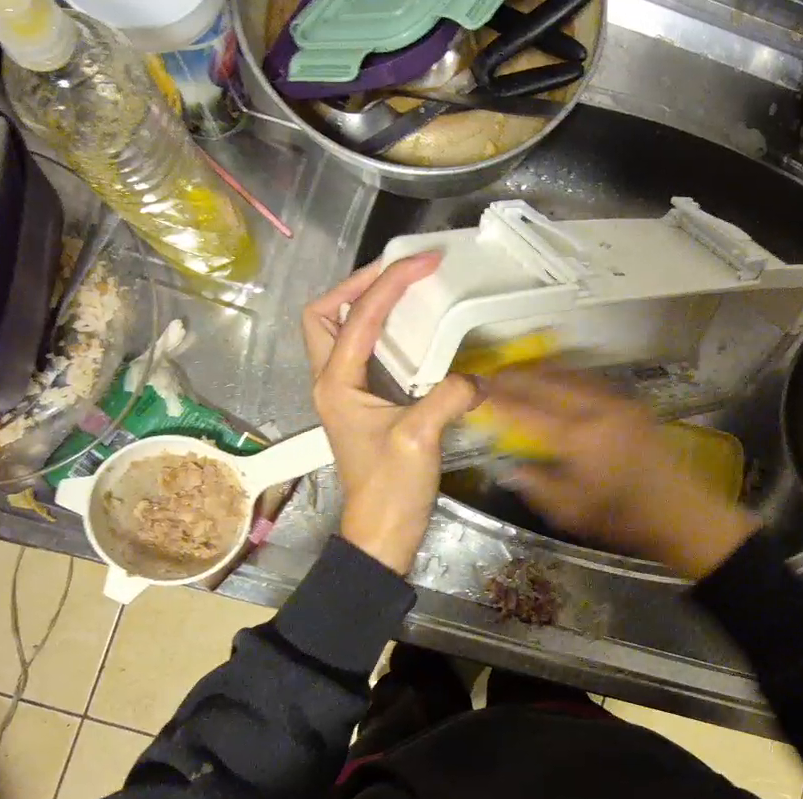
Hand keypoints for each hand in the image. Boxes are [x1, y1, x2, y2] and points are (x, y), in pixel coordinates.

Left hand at [305, 254, 478, 575]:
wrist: (382, 533)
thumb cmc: (392, 489)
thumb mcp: (421, 438)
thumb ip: (448, 396)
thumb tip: (477, 378)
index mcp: (336, 383)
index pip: (359, 315)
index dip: (391, 282)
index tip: (425, 261)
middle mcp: (331, 381)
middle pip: (324, 313)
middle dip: (357, 285)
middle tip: (397, 271)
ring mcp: (344, 394)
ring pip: (337, 332)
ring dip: (364, 304)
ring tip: (404, 290)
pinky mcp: (361, 407)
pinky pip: (362, 354)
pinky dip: (380, 332)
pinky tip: (413, 334)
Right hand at [481, 368, 759, 578]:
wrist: (681, 513)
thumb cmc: (623, 519)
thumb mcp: (571, 512)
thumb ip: (537, 485)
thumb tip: (510, 466)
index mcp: (577, 439)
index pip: (525, 410)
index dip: (496, 400)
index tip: (473, 392)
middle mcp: (596, 410)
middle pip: (545, 381)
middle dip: (513, 376)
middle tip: (488, 376)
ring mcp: (616, 402)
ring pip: (568, 373)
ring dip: (539, 370)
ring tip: (515, 371)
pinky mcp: (630, 403)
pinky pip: (589, 378)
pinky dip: (565, 374)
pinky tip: (554, 379)